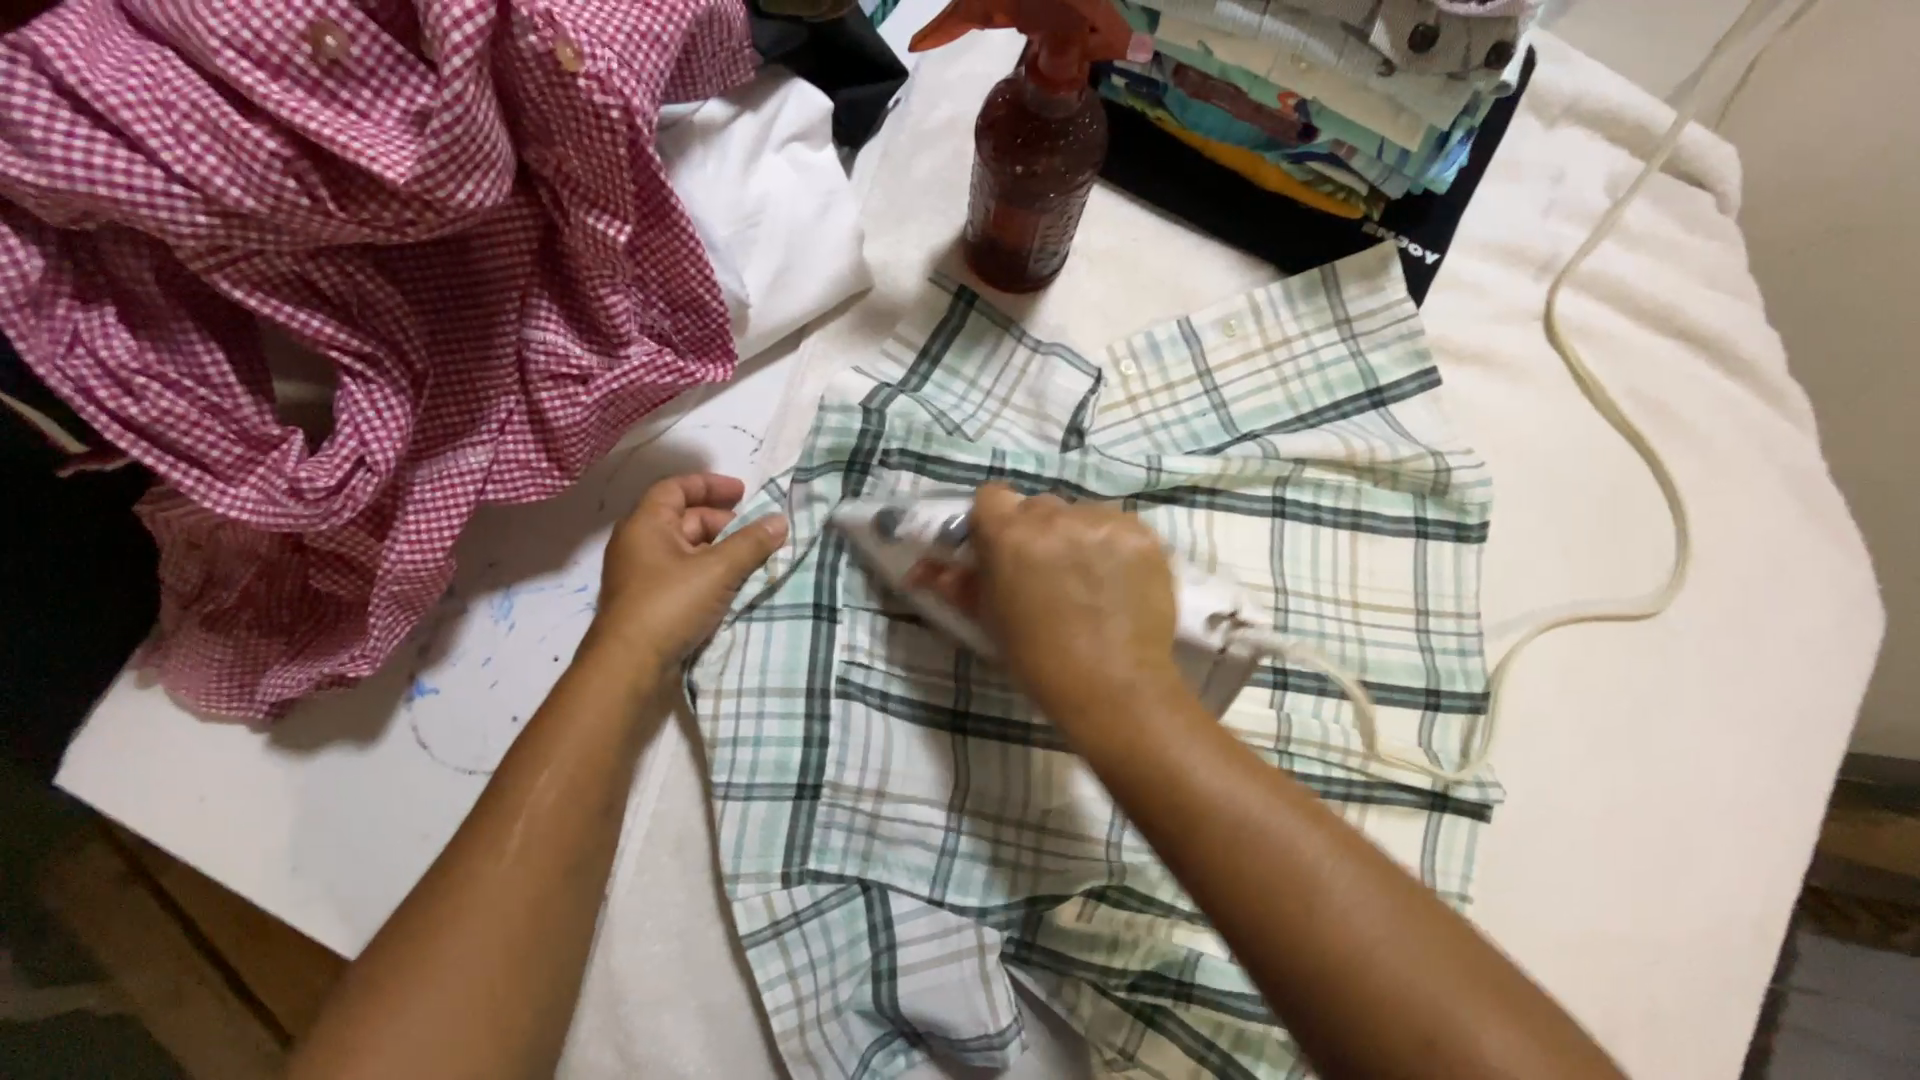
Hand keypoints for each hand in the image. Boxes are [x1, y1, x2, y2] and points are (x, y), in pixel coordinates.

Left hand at [587, 473, 787, 669]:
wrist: (629, 666)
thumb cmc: (669, 605)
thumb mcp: (718, 570)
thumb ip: (751, 543)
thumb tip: (780, 521)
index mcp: (646, 524)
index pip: (676, 488)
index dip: (710, 485)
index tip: (743, 493)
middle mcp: (639, 544)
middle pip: (685, 520)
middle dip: (723, 523)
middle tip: (756, 535)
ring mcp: (642, 576)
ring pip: (687, 551)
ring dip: (720, 552)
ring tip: (752, 562)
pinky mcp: (649, 603)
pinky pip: (684, 576)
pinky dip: (709, 575)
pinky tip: (733, 588)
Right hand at [910, 484, 1179, 725]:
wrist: (1115, 690)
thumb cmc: (1040, 662)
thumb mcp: (990, 621)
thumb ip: (957, 585)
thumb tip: (921, 569)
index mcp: (1009, 535)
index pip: (991, 497)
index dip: (993, 521)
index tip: (1001, 550)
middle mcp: (1056, 516)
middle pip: (1038, 506)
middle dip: (1037, 531)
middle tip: (1044, 573)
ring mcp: (1104, 522)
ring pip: (1081, 514)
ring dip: (1077, 536)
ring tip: (1087, 580)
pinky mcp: (1143, 534)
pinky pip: (1118, 527)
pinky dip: (1114, 547)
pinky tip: (1117, 582)